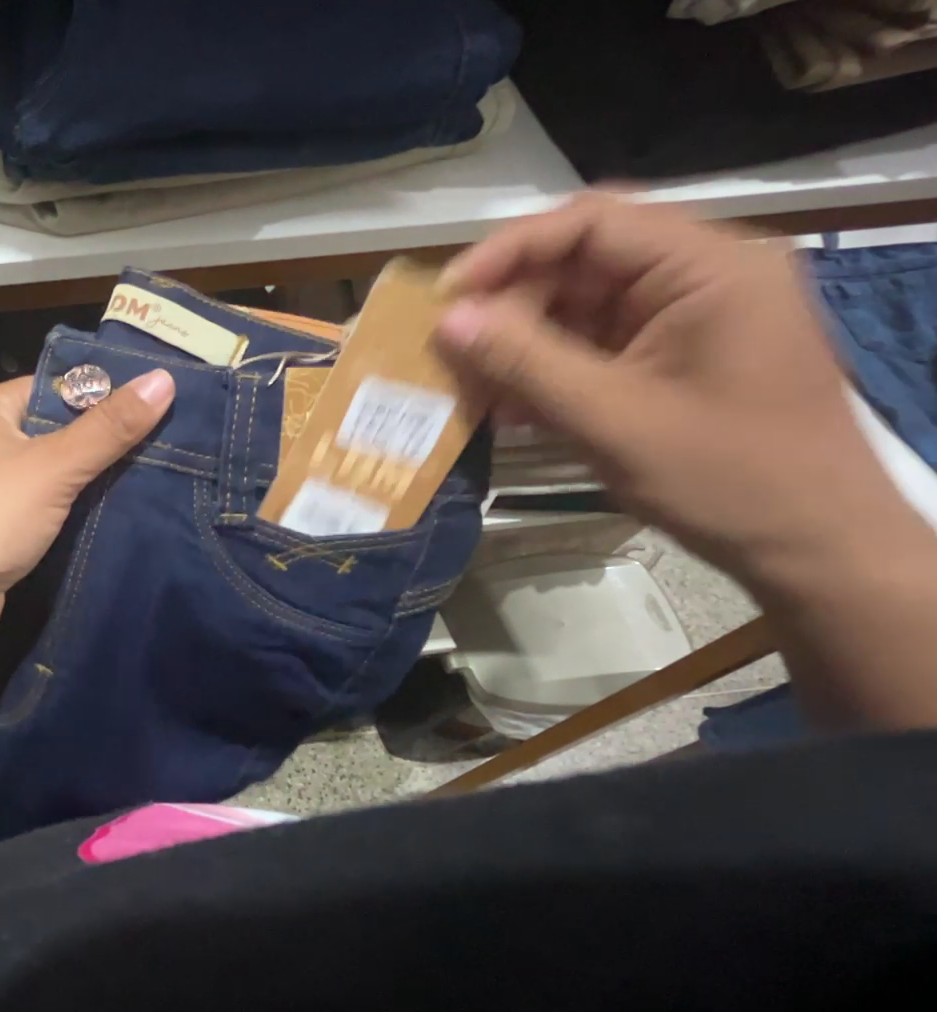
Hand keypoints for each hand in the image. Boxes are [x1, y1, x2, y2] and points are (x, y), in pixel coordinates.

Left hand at [0, 370, 175, 640]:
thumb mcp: (54, 467)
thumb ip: (108, 428)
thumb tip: (164, 378)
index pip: (54, 386)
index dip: (103, 395)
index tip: (157, 407)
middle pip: (52, 429)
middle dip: (100, 442)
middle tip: (164, 447)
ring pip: (46, 473)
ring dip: (85, 481)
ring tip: (148, 481)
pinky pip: (35, 506)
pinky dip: (64, 511)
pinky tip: (105, 516)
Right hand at [431, 193, 910, 587]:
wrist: (810, 543)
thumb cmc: (724, 475)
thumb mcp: (610, 417)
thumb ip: (525, 361)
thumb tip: (447, 320)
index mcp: (709, 267)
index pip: (591, 223)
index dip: (508, 251)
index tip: (446, 297)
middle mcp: (699, 275)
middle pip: (578, 261)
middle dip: (507, 306)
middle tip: (454, 354)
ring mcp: (684, 316)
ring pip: (575, 304)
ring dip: (517, 343)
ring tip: (471, 388)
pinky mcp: (668, 354)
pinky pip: (588, 342)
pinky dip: (542, 369)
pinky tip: (506, 406)